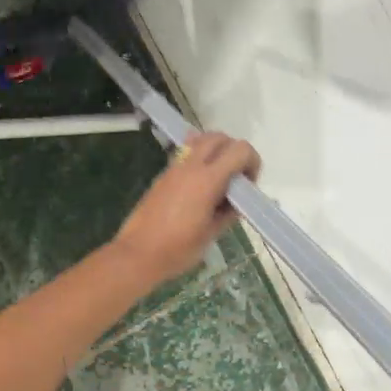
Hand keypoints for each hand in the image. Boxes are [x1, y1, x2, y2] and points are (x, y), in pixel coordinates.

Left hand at [109, 132, 260, 284]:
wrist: (137, 254)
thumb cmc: (177, 250)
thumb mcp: (211, 234)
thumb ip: (229, 212)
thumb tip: (237, 201)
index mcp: (207, 180)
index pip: (240, 150)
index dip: (252, 162)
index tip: (248, 186)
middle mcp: (190, 166)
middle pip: (220, 137)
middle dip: (234, 152)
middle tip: (235, 179)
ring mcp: (173, 168)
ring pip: (201, 140)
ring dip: (215, 152)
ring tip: (217, 180)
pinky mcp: (162, 175)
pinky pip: (185, 154)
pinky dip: (199, 159)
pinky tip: (198, 187)